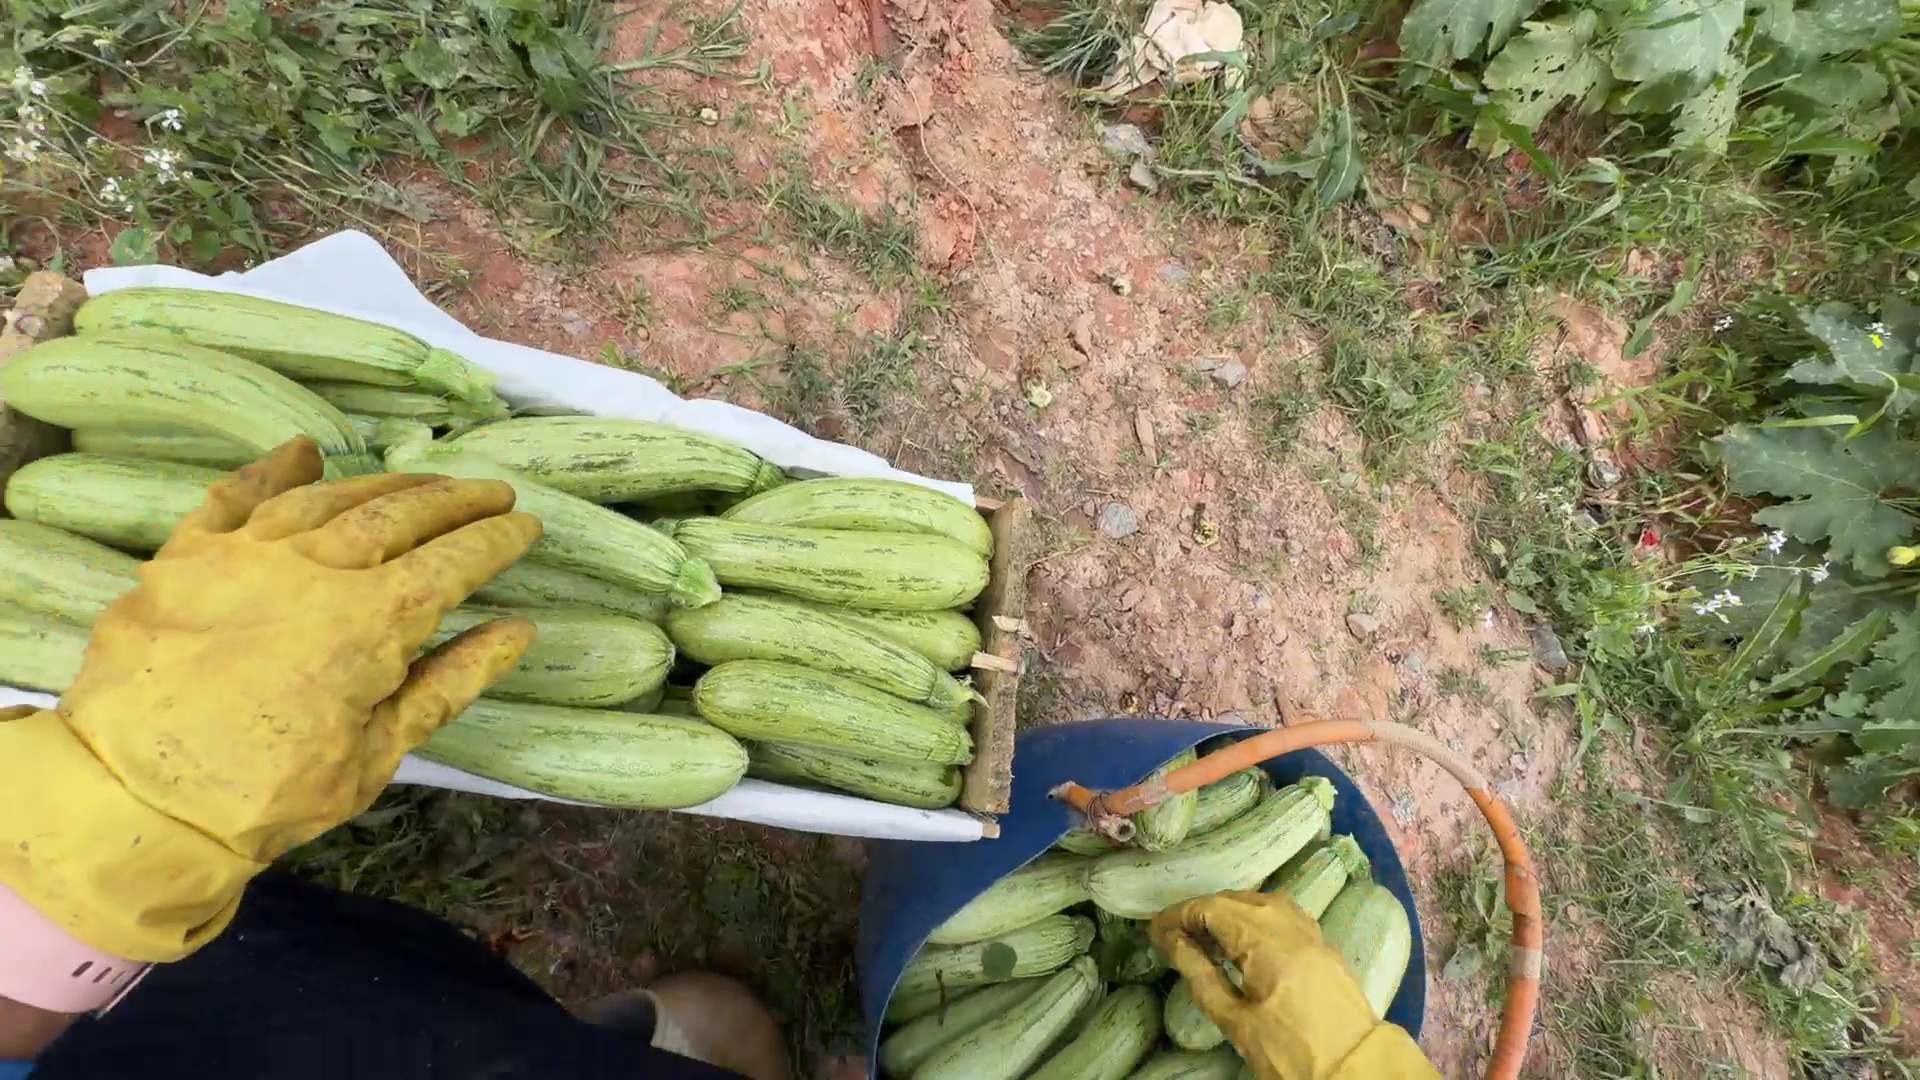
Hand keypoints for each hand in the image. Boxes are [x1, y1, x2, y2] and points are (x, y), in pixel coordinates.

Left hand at [0, 437, 542, 962]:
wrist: (125, 808)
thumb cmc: (274, 788)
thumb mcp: (386, 748)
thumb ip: (456, 680)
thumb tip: (521, 629)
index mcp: (372, 620)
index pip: (456, 560)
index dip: (499, 539)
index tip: (528, 525)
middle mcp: (315, 572)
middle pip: (403, 515)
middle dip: (458, 499)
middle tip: (494, 492)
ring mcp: (244, 559)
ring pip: (334, 499)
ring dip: (392, 485)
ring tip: (429, 482)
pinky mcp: (184, 562)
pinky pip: (232, 500)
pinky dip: (271, 470)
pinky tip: (305, 451)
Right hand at [1150, 891, 1437, 1079]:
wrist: (1360, 1074)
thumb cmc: (1292, 1053)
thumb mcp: (1236, 1021)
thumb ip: (1200, 974)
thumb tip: (1170, 940)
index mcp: (1263, 939)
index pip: (1208, 908)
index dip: (1176, 916)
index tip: (1154, 932)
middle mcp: (1285, 921)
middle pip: (1230, 900)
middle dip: (1198, 913)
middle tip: (1175, 938)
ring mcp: (1307, 928)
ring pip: (1255, 901)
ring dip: (1226, 912)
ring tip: (1207, 939)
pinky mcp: (1321, 941)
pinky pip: (1279, 911)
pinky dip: (1253, 915)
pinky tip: (1245, 939)